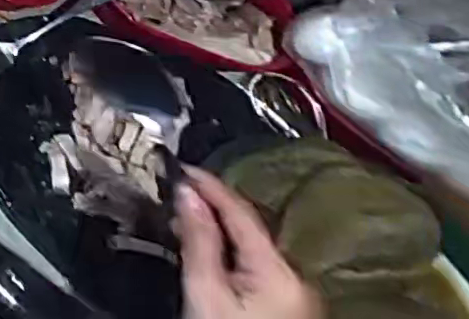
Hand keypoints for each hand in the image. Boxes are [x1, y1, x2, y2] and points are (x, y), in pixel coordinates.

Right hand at [176, 167, 320, 318]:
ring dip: (218, 224)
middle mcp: (295, 277)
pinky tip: (205, 244)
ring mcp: (295, 296)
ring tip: (183, 212)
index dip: (207, 183)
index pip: (239, 210)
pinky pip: (255, 263)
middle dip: (211, 202)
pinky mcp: (288, 309)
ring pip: (251, 244)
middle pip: (248, 226)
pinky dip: (228, 247)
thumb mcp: (204, 292)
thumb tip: (188, 191)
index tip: (176, 164)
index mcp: (279, 270)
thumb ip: (198, 238)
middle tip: (174, 188)